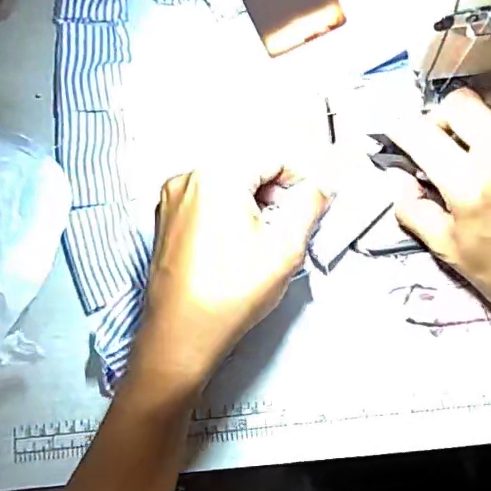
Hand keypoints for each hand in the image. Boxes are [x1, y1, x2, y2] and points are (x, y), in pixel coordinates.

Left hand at [128, 162, 326, 395]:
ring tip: (264, 243)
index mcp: (216, 176)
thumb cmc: (228, 294)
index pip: (272, 157)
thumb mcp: (286, 246)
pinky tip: (239, 249)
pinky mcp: (166, 221)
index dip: (299, 179)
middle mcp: (188, 179)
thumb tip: (323, 185)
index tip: (311, 202)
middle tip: (290, 227)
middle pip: (247, 168)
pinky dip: (229, 215)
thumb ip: (310, 205)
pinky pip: (207, 203)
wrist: (183, 334)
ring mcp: (172, 200)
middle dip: (275, 193)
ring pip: (227, 186)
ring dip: (254, 205)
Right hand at [382, 89, 490, 338]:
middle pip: (460, 103)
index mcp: (473, 187)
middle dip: (442, 119)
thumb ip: (415, 209)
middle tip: (442, 146)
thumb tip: (396, 176)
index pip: (423, 134)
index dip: (402, 132)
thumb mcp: (452, 252)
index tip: (400, 137)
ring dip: (480, 134)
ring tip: (484, 167)